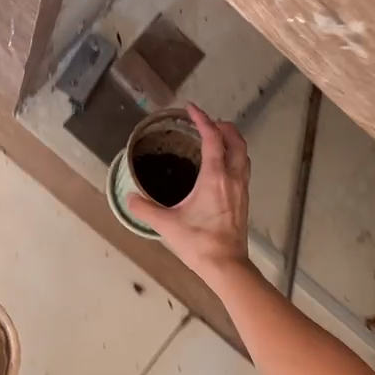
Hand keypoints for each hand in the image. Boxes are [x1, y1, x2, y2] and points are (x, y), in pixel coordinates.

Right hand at [126, 104, 252, 281]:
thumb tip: (130, 198)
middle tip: (208, 122)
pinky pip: (243, 171)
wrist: (226, 266)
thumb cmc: (199, 243)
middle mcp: (233, 178)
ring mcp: (242, 190)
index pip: (212, 138)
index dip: (202, 120)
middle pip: (236, 141)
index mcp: (215, 177)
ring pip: (243, 156)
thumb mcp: (167, 225)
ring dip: (233, 142)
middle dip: (223, 127)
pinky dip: (235, 159)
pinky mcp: (244, 202)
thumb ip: (146, 209)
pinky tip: (223, 168)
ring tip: (218, 139)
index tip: (191, 109)